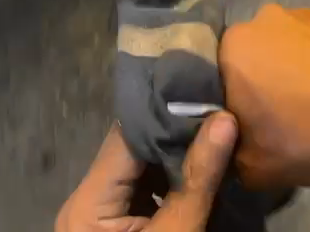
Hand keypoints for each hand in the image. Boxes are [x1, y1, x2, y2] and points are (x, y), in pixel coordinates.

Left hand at [55, 115, 237, 231]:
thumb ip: (197, 179)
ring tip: (213, 125)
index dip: (165, 110)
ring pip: (137, 163)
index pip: (126, 135)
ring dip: (174, 149)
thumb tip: (224, 118)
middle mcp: (84, 201)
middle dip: (173, 127)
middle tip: (216, 105)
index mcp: (86, 203)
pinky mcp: (113, 226)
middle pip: (130, 146)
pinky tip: (199, 160)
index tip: (206, 91)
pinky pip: (141, 185)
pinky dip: (168, 174)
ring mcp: (97, 215)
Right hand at [220, 5, 309, 188]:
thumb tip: (227, 141)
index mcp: (232, 46)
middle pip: (246, 57)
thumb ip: (226, 151)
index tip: (237, 124)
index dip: (222, 103)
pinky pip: (308, 47)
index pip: (210, 76)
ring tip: (303, 107)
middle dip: (253, 83)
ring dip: (283, 73)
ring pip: (278, 49)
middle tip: (268, 118)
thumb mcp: (253, 166)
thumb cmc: (308, 134)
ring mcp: (298, 14)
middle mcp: (260, 19)